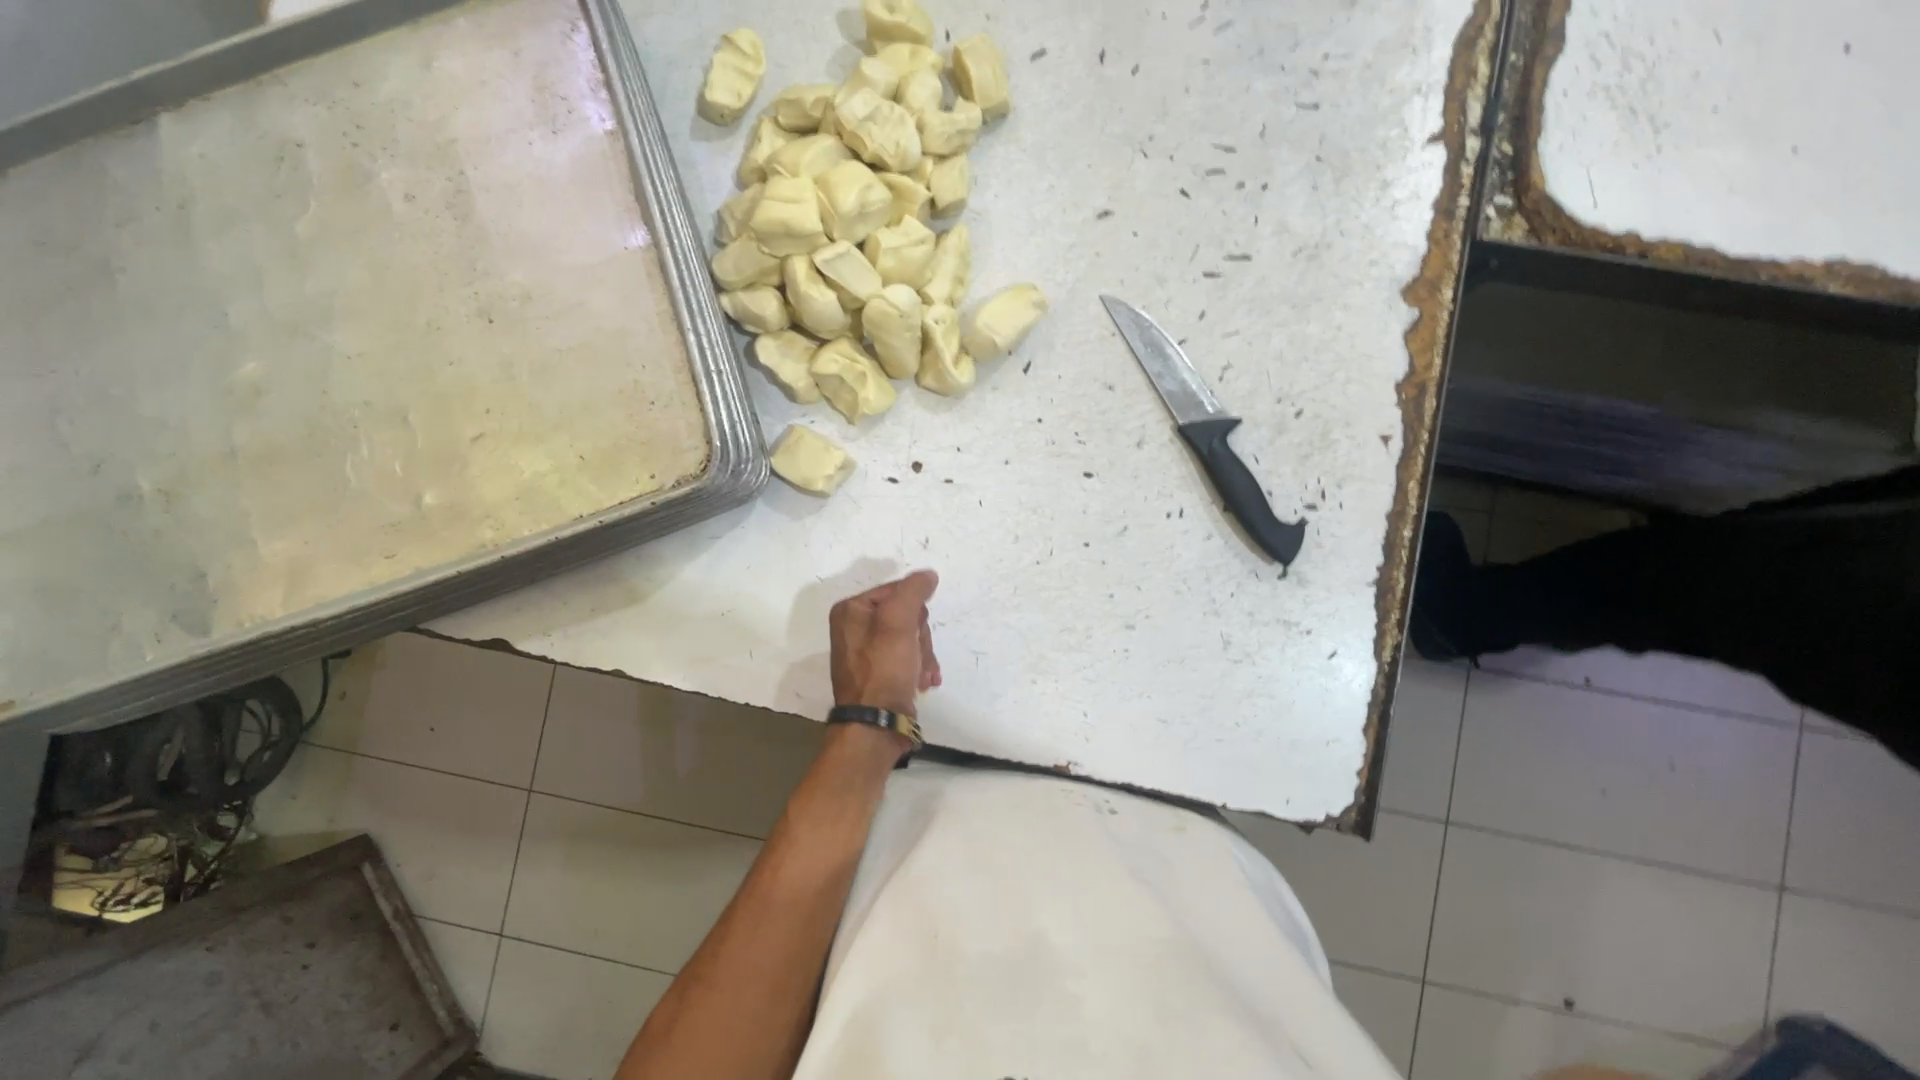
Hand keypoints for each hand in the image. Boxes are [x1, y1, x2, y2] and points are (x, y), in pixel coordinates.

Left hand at [828, 570, 940, 714]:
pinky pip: (906, 659)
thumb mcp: (899, 621)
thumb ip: (913, 591)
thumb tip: (928, 575)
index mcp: (850, 611)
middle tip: (919, 655)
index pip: (895, 590)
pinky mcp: (878, 674)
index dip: (915, 608)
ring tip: (925, 675)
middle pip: (904, 616)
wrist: (877, 724)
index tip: (918, 628)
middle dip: (920, 637)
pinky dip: (919, 668)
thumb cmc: (884, 668)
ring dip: (924, 655)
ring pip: (910, 638)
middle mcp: (854, 629)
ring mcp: (866, 653)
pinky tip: (924, 682)